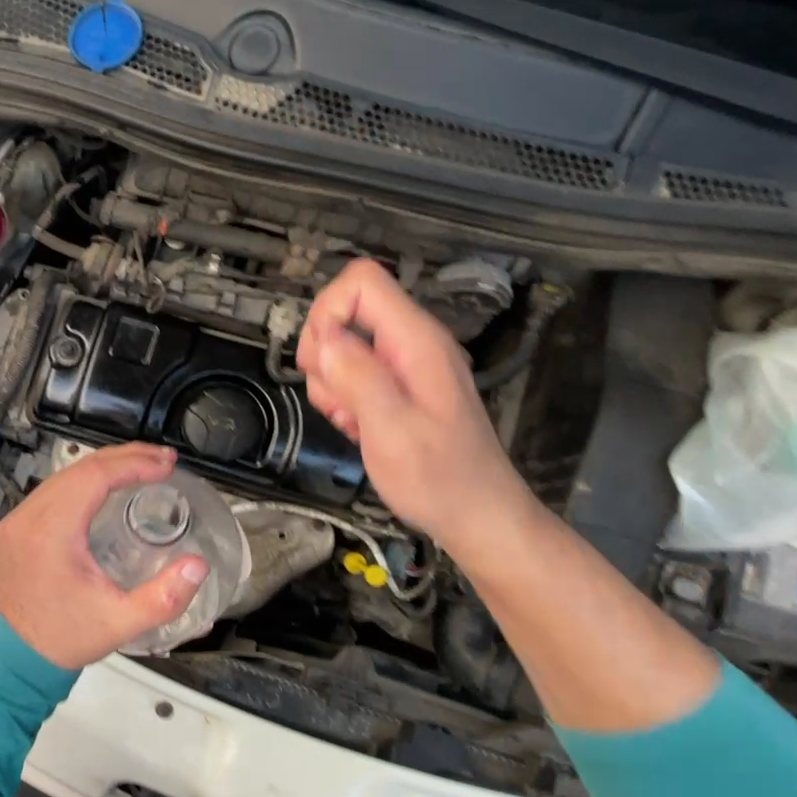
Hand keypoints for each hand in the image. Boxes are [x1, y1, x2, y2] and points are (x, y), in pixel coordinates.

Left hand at [0, 443, 208, 669]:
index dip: (133, 464)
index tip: (165, 465)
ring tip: (138, 469)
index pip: (93, 477)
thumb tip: (197, 566)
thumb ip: (164, 597)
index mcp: (49, 534)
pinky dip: (77, 485)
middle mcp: (25, 520)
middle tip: (160, 461)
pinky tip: (101, 490)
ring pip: (59, 478)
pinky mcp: (10, 531)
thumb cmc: (63, 640)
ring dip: (99, 469)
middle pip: (76, 469)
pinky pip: (46, 494)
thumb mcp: (121, 623)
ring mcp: (13, 523)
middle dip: (122, 459)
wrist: (15, 660)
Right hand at [296, 259, 534, 549]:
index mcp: (416, 342)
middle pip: (343, 312)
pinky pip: (351, 375)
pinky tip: (358, 427)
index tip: (322, 360)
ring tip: (352, 420)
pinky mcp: (396, 387)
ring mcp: (403, 365)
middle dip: (322, 354)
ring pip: (340, 347)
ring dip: (330, 383)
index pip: (361, 282)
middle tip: (336, 398)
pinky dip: (341, 399)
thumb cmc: (439, 478)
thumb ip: (357, 377)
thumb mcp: (392, 429)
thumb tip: (323, 338)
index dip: (327, 311)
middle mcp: (411, 344)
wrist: (474, 514)